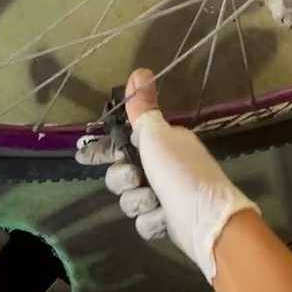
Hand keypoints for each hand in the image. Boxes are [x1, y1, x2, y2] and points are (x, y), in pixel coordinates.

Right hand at [75, 69, 258, 281]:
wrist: (208, 219)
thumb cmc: (181, 172)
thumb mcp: (157, 135)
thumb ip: (142, 108)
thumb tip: (139, 71)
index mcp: (161, 144)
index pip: (122, 143)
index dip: (103, 150)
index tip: (84, 156)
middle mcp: (162, 167)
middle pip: (120, 174)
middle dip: (123, 179)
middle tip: (137, 179)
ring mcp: (164, 195)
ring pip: (129, 200)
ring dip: (139, 202)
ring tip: (156, 202)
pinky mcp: (165, 220)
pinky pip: (143, 221)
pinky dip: (151, 221)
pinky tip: (163, 218)